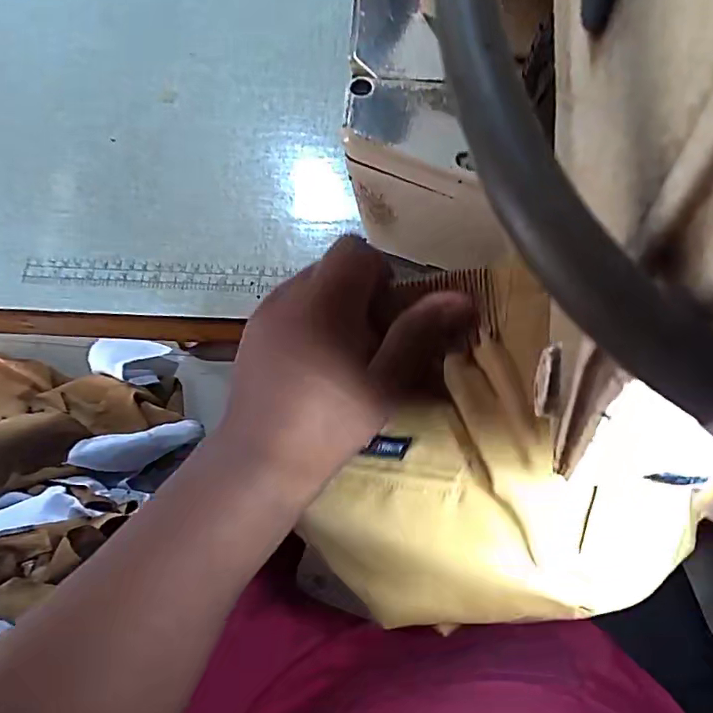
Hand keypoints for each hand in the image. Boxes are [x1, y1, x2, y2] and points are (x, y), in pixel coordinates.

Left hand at [212, 236, 471, 490]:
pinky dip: (314, 324)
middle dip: (362, 294)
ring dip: (338, 310)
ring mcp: (264, 315)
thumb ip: (418, 333)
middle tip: (377, 343)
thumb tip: (460, 297)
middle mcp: (287, 296)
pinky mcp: (252, 335)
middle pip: (334, 268)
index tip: (393, 317)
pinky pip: (292, 310)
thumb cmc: (331, 424)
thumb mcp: (386, 383)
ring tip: (348, 359)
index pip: (356, 251)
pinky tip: (319, 368)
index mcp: (323, 303)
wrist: (262, 461)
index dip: (383, 274)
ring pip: (312, 288)